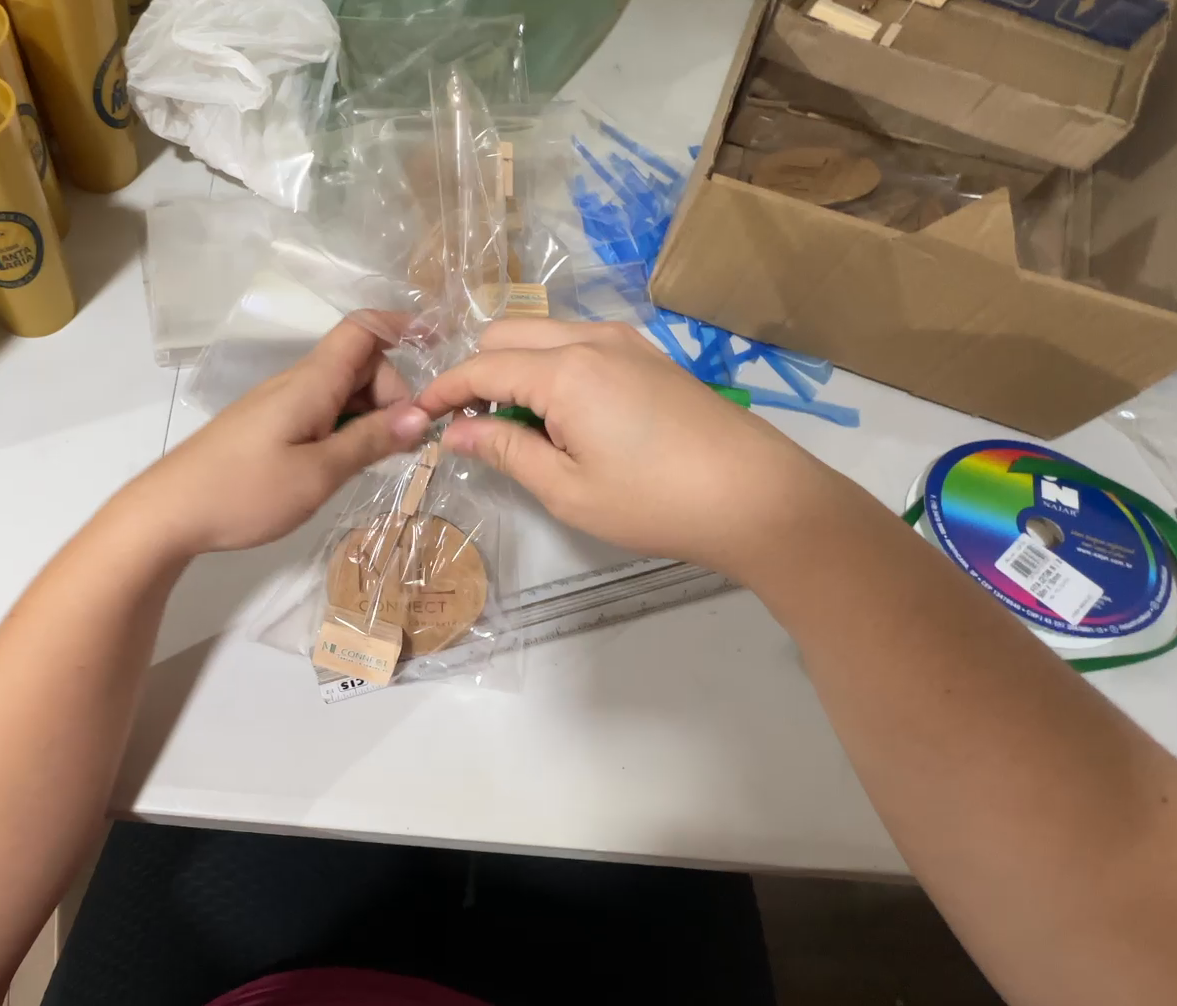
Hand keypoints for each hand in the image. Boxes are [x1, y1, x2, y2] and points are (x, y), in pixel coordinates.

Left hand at [124, 316, 430, 555]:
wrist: (169, 512)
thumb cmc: (244, 492)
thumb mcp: (317, 473)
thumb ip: (369, 442)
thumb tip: (422, 415)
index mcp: (311, 382)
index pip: (362, 330)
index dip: (403, 327)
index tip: (440, 345)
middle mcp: (296, 383)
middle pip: (358, 366)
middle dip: (392, 396)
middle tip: (403, 446)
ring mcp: (278, 405)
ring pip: (340, 394)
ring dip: (368, 419)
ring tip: (375, 462)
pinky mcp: (266, 428)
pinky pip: (318, 415)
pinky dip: (342, 432)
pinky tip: (339, 467)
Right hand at [416, 319, 849, 577]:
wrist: (758, 498)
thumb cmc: (654, 501)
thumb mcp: (566, 489)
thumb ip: (506, 450)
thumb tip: (457, 431)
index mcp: (565, 371)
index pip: (481, 367)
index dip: (443, 391)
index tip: (417, 417)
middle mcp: (592, 339)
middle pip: (506, 333)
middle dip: (474, 371)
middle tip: (468, 424)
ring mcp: (625, 342)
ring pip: (542, 333)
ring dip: (512, 366)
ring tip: (512, 423)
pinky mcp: (647, 355)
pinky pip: (576, 343)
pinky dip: (547, 366)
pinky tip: (557, 413)